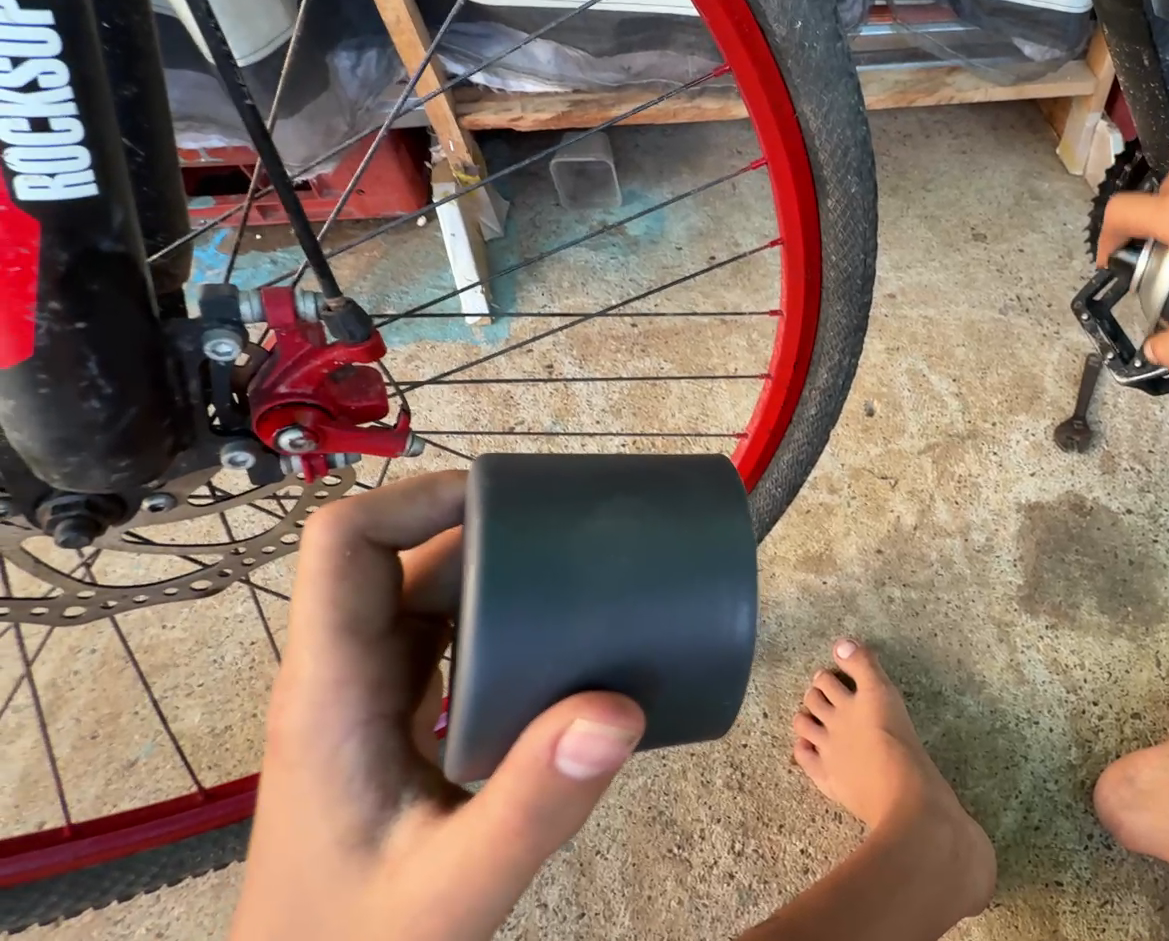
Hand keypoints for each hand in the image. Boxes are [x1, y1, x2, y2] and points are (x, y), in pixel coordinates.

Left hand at [231, 471, 646, 940]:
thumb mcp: (454, 885)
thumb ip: (533, 804)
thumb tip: (622, 709)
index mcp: (334, 690)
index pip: (345, 544)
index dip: (419, 497)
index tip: (512, 497)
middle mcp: (345, 679)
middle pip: (399, 560)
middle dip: (485, 528)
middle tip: (578, 530)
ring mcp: (370, 704)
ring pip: (426, 600)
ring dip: (499, 572)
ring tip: (585, 571)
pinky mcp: (400, 728)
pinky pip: (448, 644)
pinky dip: (504, 621)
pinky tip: (563, 645)